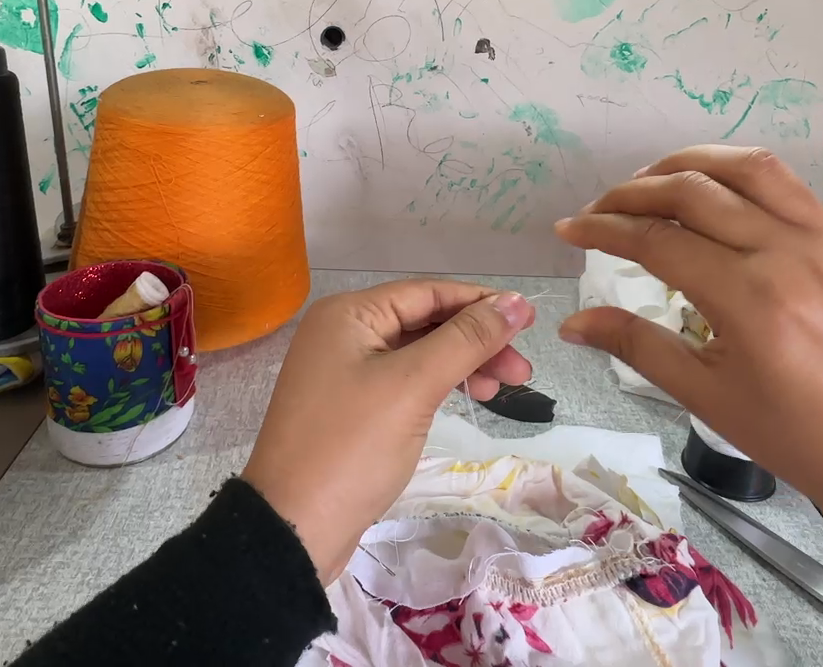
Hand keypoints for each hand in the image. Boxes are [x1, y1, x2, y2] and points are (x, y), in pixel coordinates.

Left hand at [243, 281, 534, 581]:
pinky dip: (437, 385)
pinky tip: (464, 399)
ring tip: (501, 391)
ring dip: (461, 364)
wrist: (292, 529)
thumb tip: (515, 301)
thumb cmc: (353, 445)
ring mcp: (343, 370)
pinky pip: (404, 380)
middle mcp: (343, 332)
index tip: (530, 321)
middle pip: (424, 321)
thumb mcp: (414, 386)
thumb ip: (466, 339)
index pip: (427, 293)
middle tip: (522, 372)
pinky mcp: (350, 405)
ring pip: (417, 353)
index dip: (481, 303)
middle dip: (475, 340)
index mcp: (349, 313)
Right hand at [555, 55, 822, 521]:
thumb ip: (638, 346)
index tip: (571, 229)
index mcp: (746, 299)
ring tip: (661, 173)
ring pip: (752, 170)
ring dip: (696, 161)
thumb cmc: (801, 440)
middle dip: (635, 194)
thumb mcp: (709, 398)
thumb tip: (572, 321)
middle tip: (603, 207)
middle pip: (693, 197)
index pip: (655, 242)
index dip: (603, 231)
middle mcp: (787, 253)